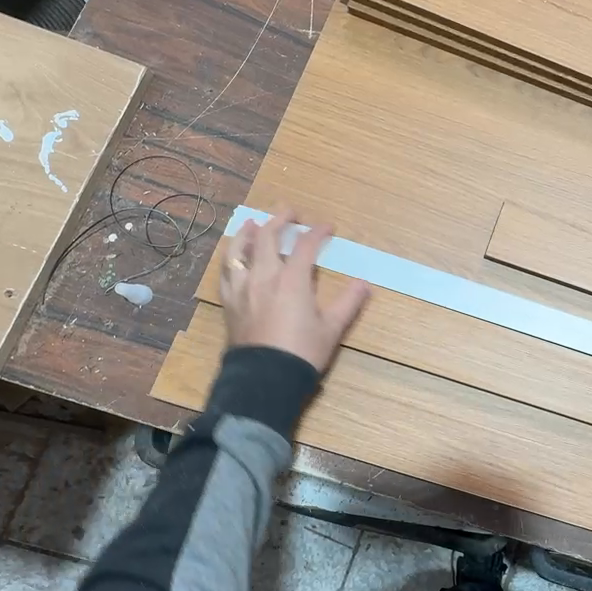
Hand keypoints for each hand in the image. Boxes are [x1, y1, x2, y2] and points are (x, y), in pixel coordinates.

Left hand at [219, 207, 370, 370]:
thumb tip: (364, 283)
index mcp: (292, 280)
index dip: (317, 232)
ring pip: (239, 252)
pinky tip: (235, 259)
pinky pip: (226, 274)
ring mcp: (243, 289)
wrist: (266, 378)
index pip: (305, 246)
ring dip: (248, 234)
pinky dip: (232, 260)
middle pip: (268, 239)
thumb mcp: (332, 328)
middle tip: (289, 212)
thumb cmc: (303, 352)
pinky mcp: (230, 303)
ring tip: (252, 224)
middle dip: (279, 220)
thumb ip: (349, 302)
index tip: (328, 227)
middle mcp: (264, 277)